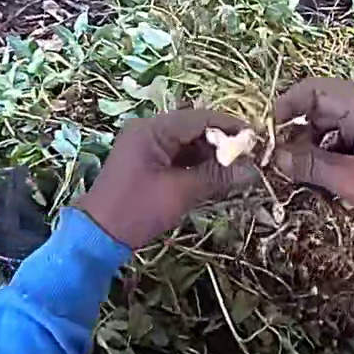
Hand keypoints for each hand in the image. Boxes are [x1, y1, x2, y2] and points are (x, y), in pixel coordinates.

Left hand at [76, 108, 253, 247]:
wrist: (97, 235)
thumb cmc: (137, 209)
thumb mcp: (180, 192)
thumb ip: (217, 177)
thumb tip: (252, 170)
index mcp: (152, 129)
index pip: (199, 118)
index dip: (230, 127)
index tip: (256, 140)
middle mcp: (148, 131)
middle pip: (194, 129)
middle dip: (222, 143)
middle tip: (249, 159)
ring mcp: (145, 147)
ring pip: (187, 144)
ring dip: (210, 156)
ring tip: (236, 171)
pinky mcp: (146, 163)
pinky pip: (177, 157)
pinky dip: (196, 166)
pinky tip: (215, 178)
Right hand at [272, 78, 353, 251]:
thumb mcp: (351, 181)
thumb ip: (309, 164)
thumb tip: (274, 155)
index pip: (315, 89)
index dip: (286, 107)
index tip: (266, 134)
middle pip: (321, 108)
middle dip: (298, 133)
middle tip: (280, 162)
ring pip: (330, 128)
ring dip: (312, 150)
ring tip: (303, 177)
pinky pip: (344, 144)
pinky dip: (329, 159)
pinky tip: (326, 183)